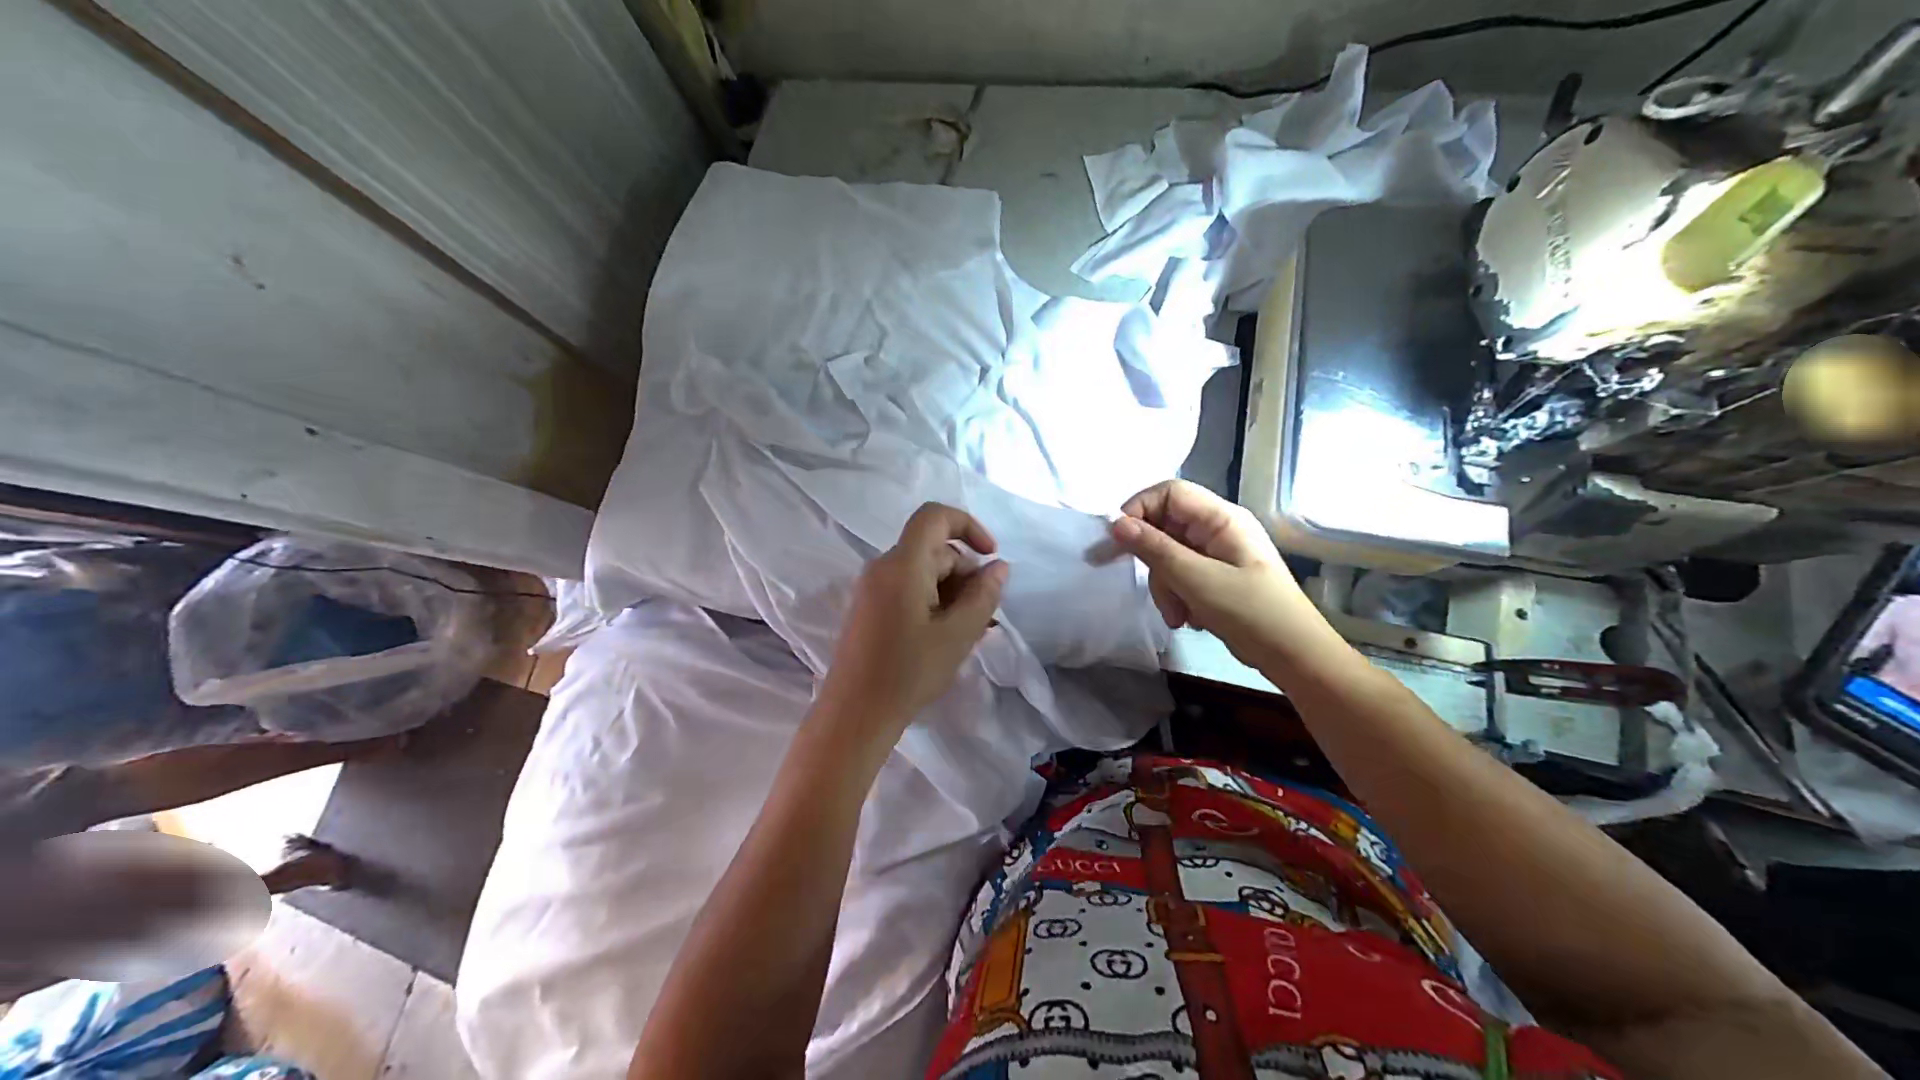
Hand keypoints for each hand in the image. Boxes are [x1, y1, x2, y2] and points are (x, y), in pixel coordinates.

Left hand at [818, 503, 1009, 741]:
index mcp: (902, 565)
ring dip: (953, 593)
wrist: (854, 715)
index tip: (991, 557)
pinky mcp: (869, 609)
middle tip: (985, 616)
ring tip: (971, 633)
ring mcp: (872, 588)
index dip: (968, 526)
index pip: (935, 517)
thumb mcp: (958, 635)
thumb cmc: (908, 672)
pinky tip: (948, 637)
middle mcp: (883, 567)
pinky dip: (934, 604)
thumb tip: (999, 566)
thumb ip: (983, 595)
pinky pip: (909, 591)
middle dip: (965, 574)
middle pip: (934, 550)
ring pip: (924, 573)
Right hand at [1109, 480, 1332, 669]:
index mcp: (1222, 518)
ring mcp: (1218, 554)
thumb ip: (1154, 549)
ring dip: (1165, 586)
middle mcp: (1218, 529)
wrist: (1295, 655)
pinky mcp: (1216, 577)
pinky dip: (1177, 596)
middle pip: (1165, 527)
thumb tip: (1116, 524)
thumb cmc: (1251, 611)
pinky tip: (1187, 619)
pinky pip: (1181, 575)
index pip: (1169, 493)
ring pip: (1169, 556)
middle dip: (1154, 561)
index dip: (1138, 510)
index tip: (1116, 540)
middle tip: (1141, 584)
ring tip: (1177, 616)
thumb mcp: (1196, 580)